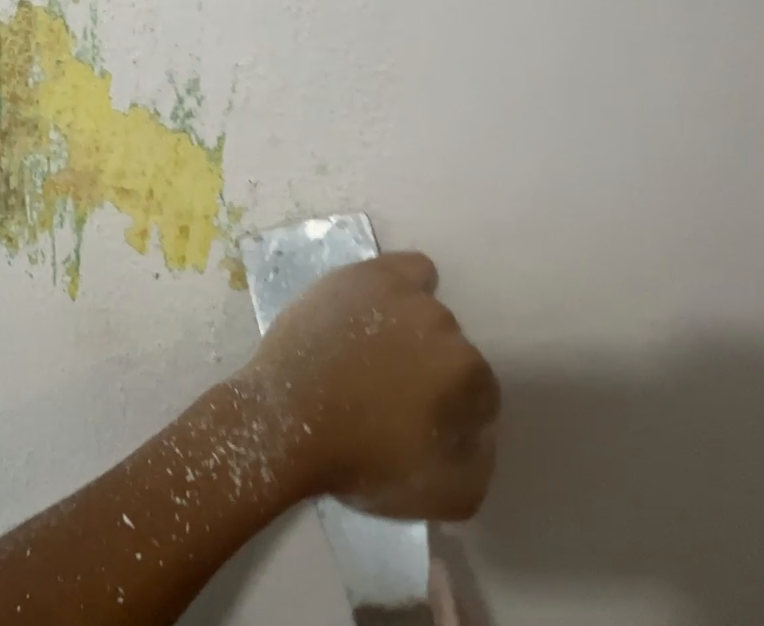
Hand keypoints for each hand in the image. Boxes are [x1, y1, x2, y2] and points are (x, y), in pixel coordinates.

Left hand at [238, 253, 498, 520]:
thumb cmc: (361, 462)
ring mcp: (400, 295)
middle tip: (387, 392)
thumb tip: (479, 429)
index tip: (418, 422)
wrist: (282, 422)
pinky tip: (383, 303)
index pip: (478, 392)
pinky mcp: (362, 277)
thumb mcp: (446, 494)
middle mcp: (443, 325)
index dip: (451, 412)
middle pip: (449, 349)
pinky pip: (407, 268)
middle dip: (427, 372)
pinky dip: (404, 283)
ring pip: (426, 310)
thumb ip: (481, 460)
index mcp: (468, 374)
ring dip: (409, 333)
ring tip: (370, 355)